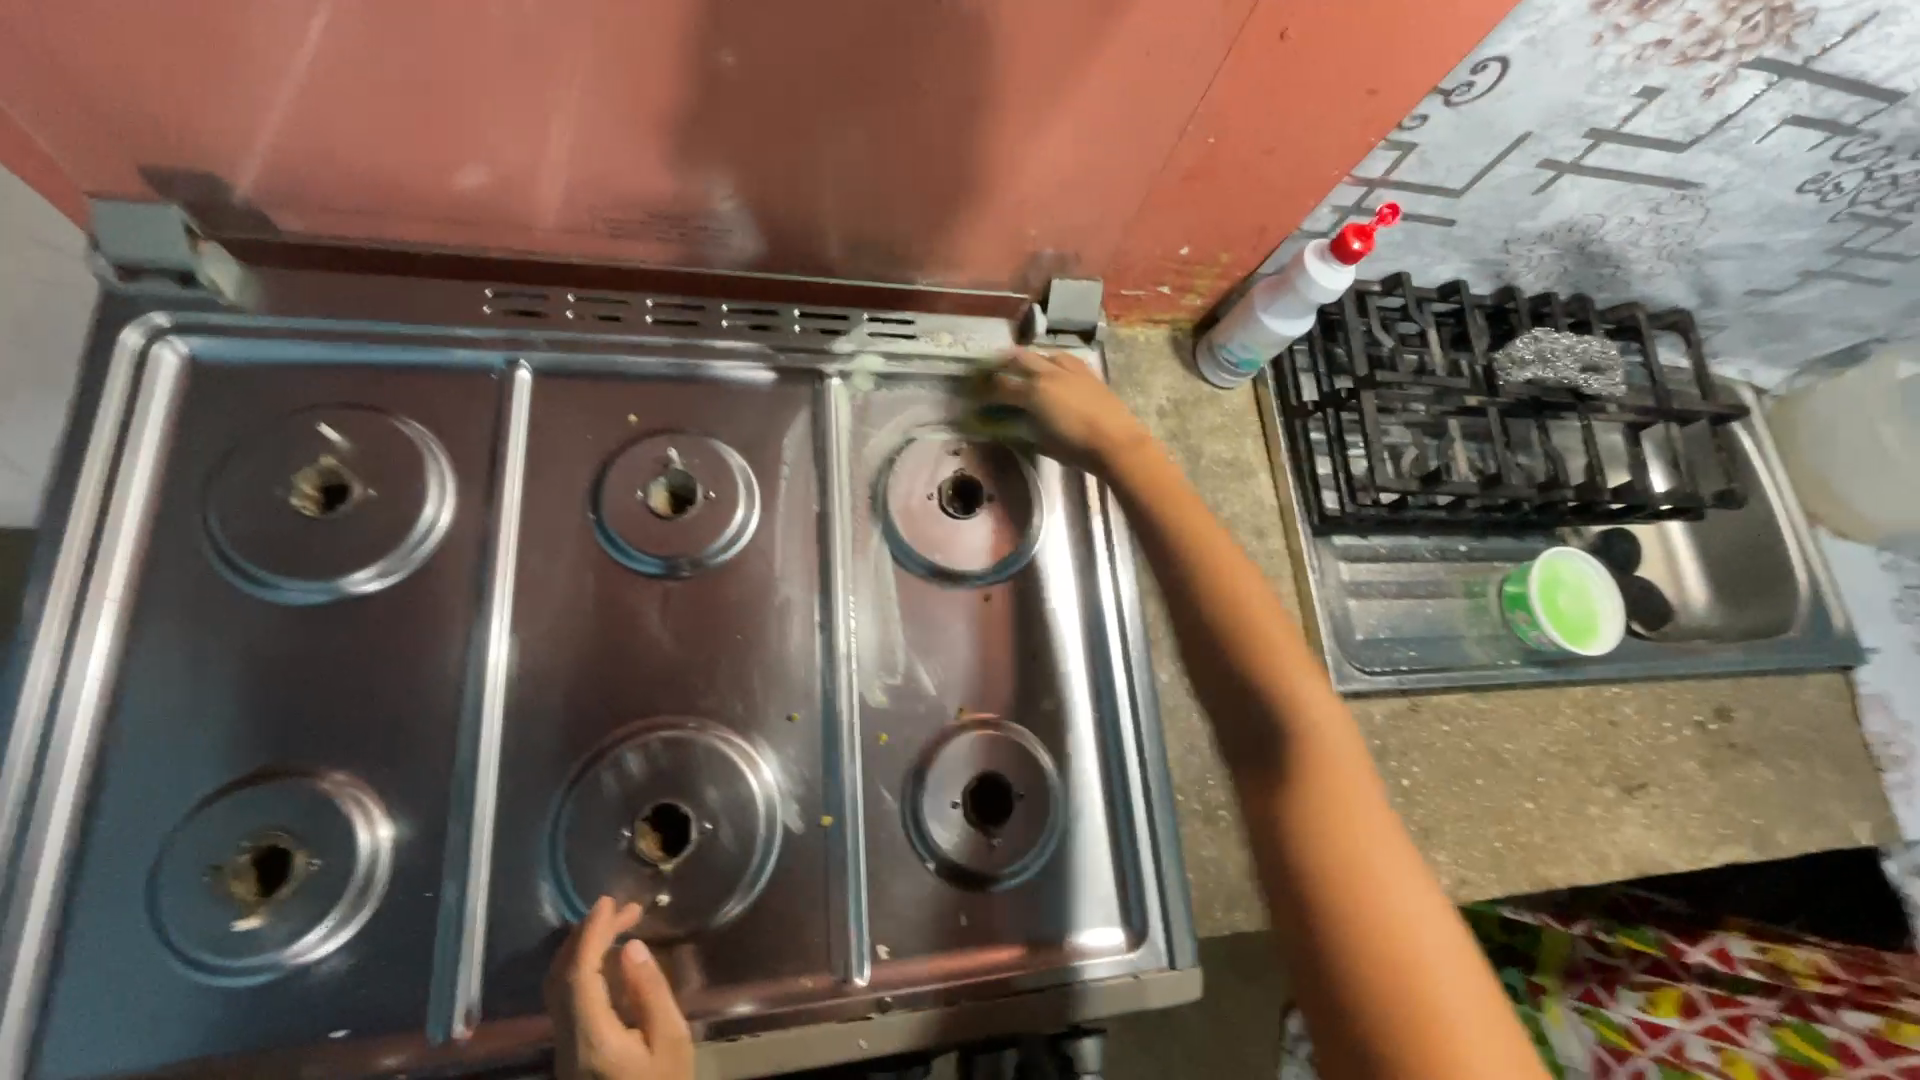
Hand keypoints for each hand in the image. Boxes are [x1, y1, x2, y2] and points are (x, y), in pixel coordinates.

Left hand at [545, 897, 694, 1079]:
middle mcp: (568, 1041)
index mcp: (593, 1039)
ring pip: (557, 988)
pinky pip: (565, 998)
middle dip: (587, 935)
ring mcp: (563, 1049)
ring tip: (615, 925)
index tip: (610, 902)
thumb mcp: (671, 1041)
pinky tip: (607, 960)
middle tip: (622, 908)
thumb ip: (650, 992)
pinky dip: (581, 968)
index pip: (580, 974)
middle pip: (561, 977)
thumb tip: (629, 947)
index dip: (591, 934)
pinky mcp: (569, 1053)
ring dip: (581, 950)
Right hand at [986, 348, 1151, 471]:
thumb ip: (1021, 429)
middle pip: (1018, 358)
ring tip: (1023, 366)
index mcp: (1033, 393)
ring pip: (1042, 354)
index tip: (976, 394)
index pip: (1000, 387)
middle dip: (1001, 363)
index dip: (985, 391)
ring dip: (1029, 359)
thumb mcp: (1041, 442)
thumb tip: (1007, 423)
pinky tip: (1054, 368)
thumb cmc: (1076, 448)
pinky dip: (1052, 361)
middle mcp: (1048, 374)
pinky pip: (1065, 359)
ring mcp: (1069, 370)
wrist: (1117, 442)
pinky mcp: (1087, 372)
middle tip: (992, 369)